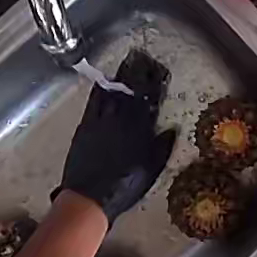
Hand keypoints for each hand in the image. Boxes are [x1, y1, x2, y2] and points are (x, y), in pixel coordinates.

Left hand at [56, 50, 174, 219]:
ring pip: (112, 93)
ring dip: (118, 77)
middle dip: (136, 74)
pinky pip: (94, 102)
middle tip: (141, 59)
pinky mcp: (85, 126)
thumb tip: (171, 129)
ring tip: (125, 64)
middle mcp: (120, 121)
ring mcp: (100, 121)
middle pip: (129, 92)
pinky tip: (103, 83)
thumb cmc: (124, 186)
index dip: (154, 84)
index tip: (159, 71)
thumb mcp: (151, 169)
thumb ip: (162, 146)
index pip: (148, 100)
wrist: (89, 197)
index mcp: (139, 130)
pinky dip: (100, 90)